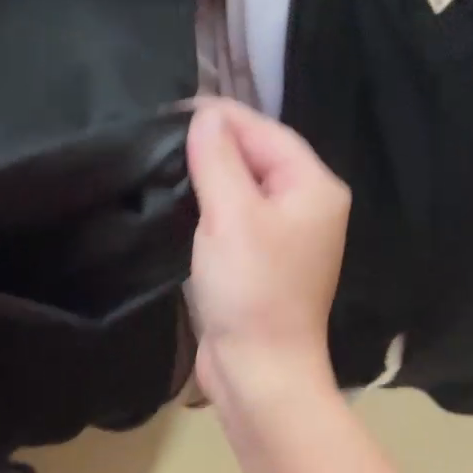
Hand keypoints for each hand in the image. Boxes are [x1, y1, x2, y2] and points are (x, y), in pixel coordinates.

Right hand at [185, 98, 350, 400]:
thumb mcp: (230, 217)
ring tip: (162, 165)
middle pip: (258, 159)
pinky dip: (207, 207)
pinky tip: (177, 208)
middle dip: (214, 143)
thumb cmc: (250, 289)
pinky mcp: (259, 265)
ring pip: (244, 190)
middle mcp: (307, 207)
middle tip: (160, 134)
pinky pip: (234, 220)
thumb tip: (203, 117)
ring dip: (208, 176)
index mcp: (313, 187)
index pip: (266, 133)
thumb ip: (217, 163)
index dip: (222, 116)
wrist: (258, 366)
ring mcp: (284, 239)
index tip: (172, 107)